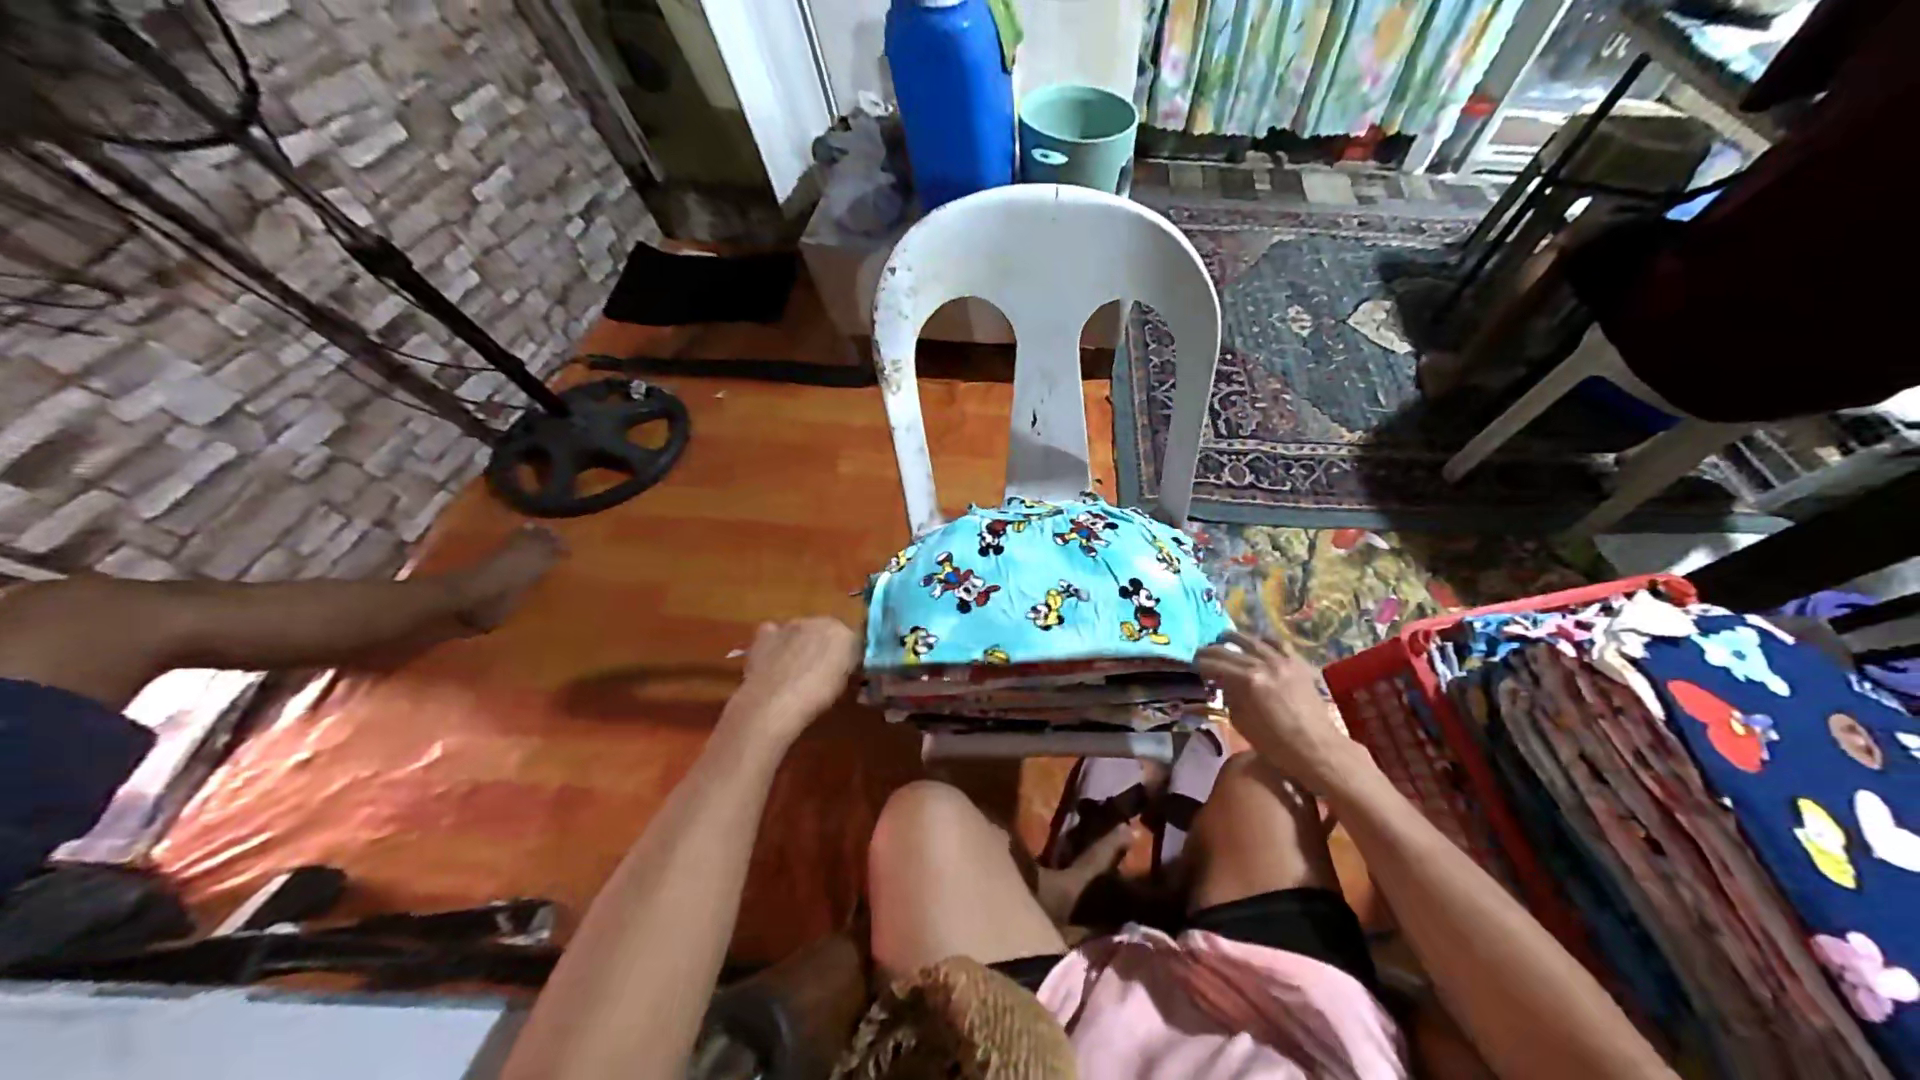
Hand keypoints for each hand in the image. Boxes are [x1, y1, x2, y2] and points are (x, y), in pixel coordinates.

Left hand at [721, 618, 860, 749]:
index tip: (841, 672)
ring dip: (798, 643)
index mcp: (844, 635)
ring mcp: (790, 625)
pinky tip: (772, 659)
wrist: (776, 703)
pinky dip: (774, 641)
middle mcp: (819, 622)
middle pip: (824, 631)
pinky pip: (773, 632)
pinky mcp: (766, 633)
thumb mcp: (843, 686)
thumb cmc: (817, 698)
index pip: (851, 642)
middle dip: (821, 646)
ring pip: (799, 630)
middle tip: (816, 670)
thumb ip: (846, 669)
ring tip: (791, 668)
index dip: (845, 657)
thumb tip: (845, 669)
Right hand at [1195, 632, 1365, 791]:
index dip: (1200, 663)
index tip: (1192, 664)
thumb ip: (1228, 696)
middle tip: (1202, 653)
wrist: (1316, 747)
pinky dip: (1263, 640)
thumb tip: (1221, 682)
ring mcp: (1283, 661)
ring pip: (1253, 640)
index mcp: (1247, 680)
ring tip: (1224, 638)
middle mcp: (1264, 664)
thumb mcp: (1240, 721)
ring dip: (1235, 639)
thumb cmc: (1275, 743)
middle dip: (1212, 651)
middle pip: (1230, 650)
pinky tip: (1256, 642)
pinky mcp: (1298, 664)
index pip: (1215, 664)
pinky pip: (1278, 643)